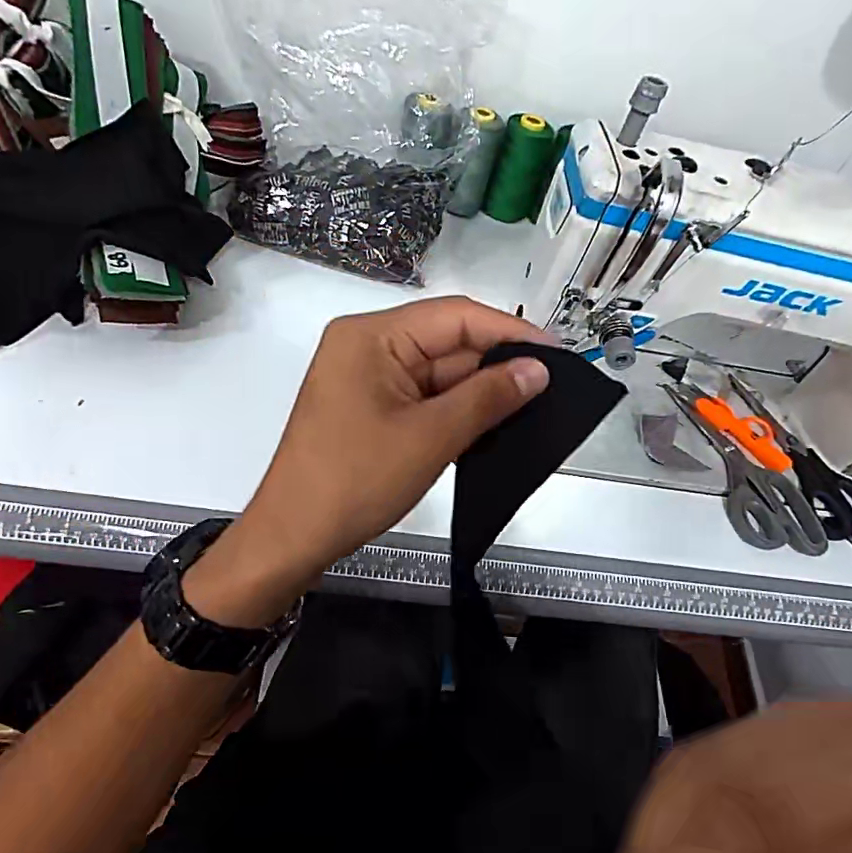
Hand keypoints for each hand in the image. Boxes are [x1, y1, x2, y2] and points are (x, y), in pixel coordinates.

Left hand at [183, 296, 549, 628]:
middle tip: (550, 388)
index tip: (557, 353)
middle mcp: (366, 347)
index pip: (455, 316)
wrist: (294, 536)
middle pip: (447, 343)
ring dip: (478, 392)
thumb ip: (488, 398)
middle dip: (495, 366)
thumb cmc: (352, 483)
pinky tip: (491, 423)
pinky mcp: (370, 407)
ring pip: (439, 374)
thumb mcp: (430, 437)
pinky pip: (423, 397)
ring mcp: (366, 378)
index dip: (510, 333)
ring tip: (531, 407)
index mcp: (371, 336)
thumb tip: (536, 371)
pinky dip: (455, 411)